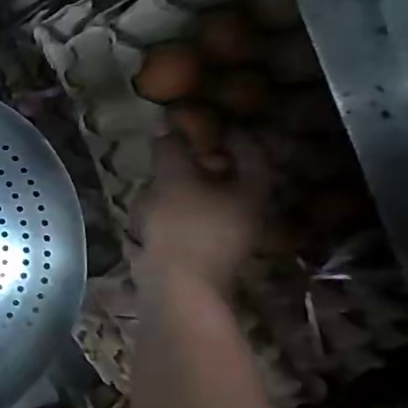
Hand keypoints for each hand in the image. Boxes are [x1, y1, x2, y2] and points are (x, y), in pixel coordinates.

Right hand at [139, 132, 267, 292]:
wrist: (177, 285)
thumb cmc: (183, 226)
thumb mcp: (173, 179)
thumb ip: (171, 151)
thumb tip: (167, 133)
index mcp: (252, 190)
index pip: (251, 151)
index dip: (231, 132)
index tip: (207, 122)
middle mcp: (248, 212)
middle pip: (231, 176)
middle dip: (204, 161)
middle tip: (179, 147)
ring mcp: (228, 235)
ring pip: (210, 199)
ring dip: (188, 185)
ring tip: (160, 177)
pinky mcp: (205, 252)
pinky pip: (194, 219)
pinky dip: (178, 208)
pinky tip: (154, 209)